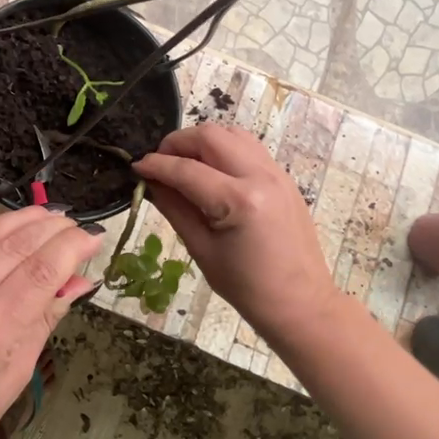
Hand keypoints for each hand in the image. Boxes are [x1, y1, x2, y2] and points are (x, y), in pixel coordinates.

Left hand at [0, 206, 100, 438]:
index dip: (70, 249)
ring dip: (23, 221)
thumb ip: (46, 319)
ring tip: (53, 215)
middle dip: (52, 230)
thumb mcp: (16, 374)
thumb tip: (81, 280)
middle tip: (79, 224)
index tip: (94, 238)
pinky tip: (13, 224)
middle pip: (15, 250)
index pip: (38, 275)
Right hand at [132, 124, 339, 341]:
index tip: (136, 166)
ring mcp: (276, 173)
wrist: (302, 304)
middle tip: (160, 163)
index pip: (185, 169)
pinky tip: (211, 171)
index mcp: (238, 202)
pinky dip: (224, 148)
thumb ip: (174, 208)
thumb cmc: (247, 287)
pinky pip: (248, 147)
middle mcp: (260, 177)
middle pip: (209, 136)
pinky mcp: (283, 178)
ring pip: (231, 133)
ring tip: (185, 163)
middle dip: (177, 143)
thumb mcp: (201, 249)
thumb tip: (151, 182)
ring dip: (202, 141)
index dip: (155, 165)